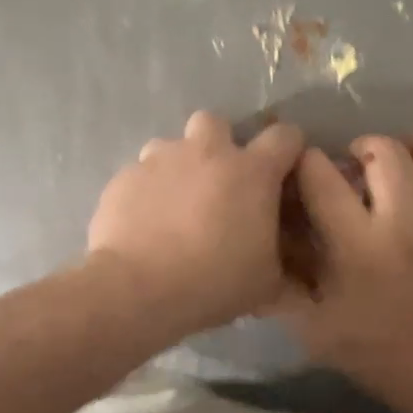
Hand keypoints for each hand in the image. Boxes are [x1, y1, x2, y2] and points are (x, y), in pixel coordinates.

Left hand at [88, 111, 304, 329]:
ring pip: (170, 147)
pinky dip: (145, 193)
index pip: (284, 137)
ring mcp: (160, 160)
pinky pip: (139, 175)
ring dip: (176, 168)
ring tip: (173, 206)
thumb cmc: (214, 283)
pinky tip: (142, 225)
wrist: (138, 289)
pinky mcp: (124, 177)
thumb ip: (278, 253)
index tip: (281, 174)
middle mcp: (206, 153)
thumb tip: (278, 249)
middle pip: (215, 123)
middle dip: (218, 145)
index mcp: (252, 172)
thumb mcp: (267, 282)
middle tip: (217, 184)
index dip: (287, 150)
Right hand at [277, 128, 412, 410]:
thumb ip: (281, 287)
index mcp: (357, 243)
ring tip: (409, 162)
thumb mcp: (312, 327)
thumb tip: (257, 252)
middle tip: (358, 166)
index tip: (305, 171)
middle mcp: (406, 220)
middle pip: (385, 150)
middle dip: (364, 147)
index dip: (306, 163)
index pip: (321, 176)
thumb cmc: (376, 352)